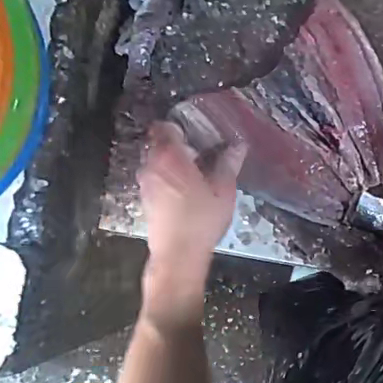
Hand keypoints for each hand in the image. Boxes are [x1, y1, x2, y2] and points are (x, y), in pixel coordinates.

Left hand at [141, 121, 244, 285]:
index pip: (165, 127)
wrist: (177, 256)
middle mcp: (151, 166)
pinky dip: (168, 179)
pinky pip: (156, 178)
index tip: (197, 132)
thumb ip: (228, 164)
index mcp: (170, 157)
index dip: (180, 127)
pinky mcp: (145, 199)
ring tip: (197, 173)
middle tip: (203, 152)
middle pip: (160, 144)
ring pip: (157, 162)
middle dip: (179, 145)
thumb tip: (237, 147)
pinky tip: (187, 191)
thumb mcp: (223, 191)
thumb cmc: (201, 221)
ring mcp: (145, 183)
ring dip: (174, 164)